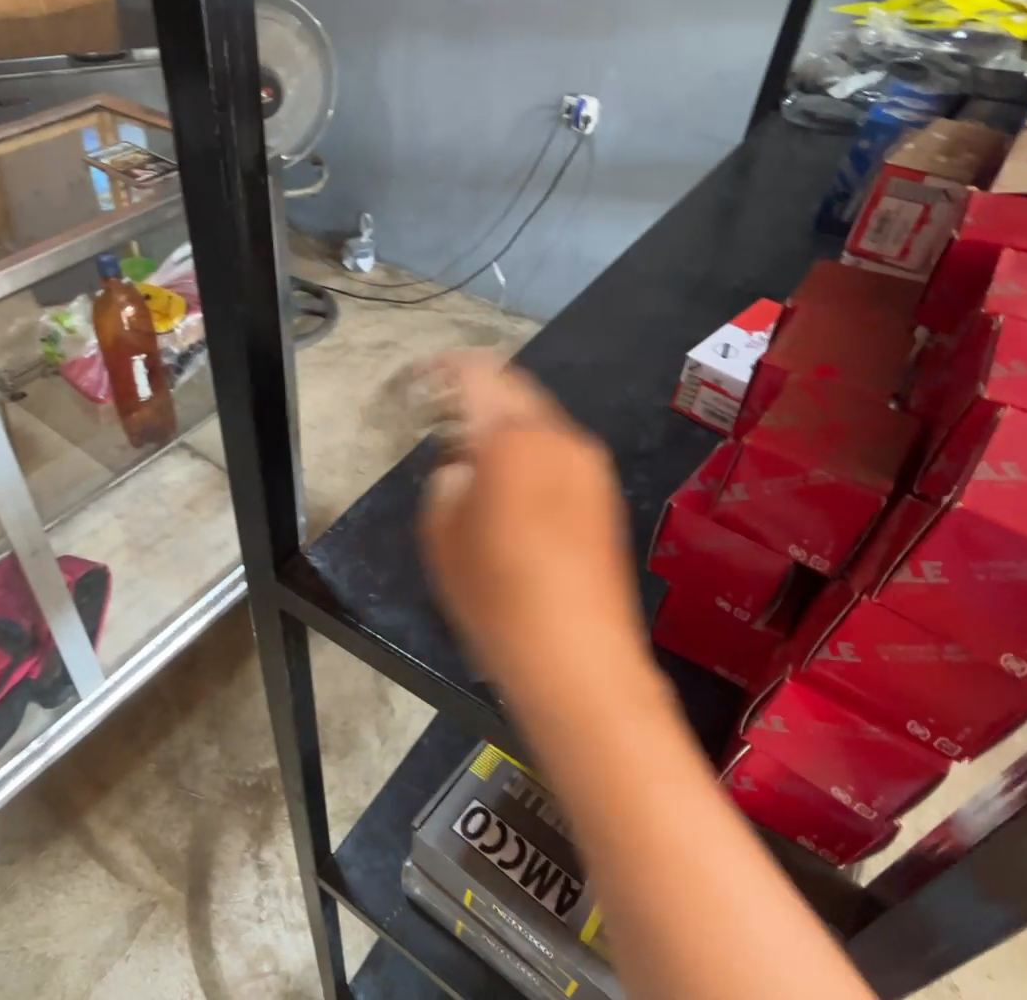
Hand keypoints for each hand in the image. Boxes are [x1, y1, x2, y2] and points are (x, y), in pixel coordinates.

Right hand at [417, 354, 646, 693]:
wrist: (579, 658)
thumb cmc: (497, 598)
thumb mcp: (442, 536)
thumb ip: (447, 481)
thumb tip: (463, 468)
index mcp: (512, 438)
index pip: (475, 374)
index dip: (442, 369)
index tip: (420, 380)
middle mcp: (559, 437)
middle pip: (513, 390)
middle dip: (474, 395)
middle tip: (441, 416)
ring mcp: (590, 464)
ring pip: (538, 422)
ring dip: (503, 425)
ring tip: (473, 455)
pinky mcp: (605, 493)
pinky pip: (558, 451)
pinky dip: (528, 452)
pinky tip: (511, 486)